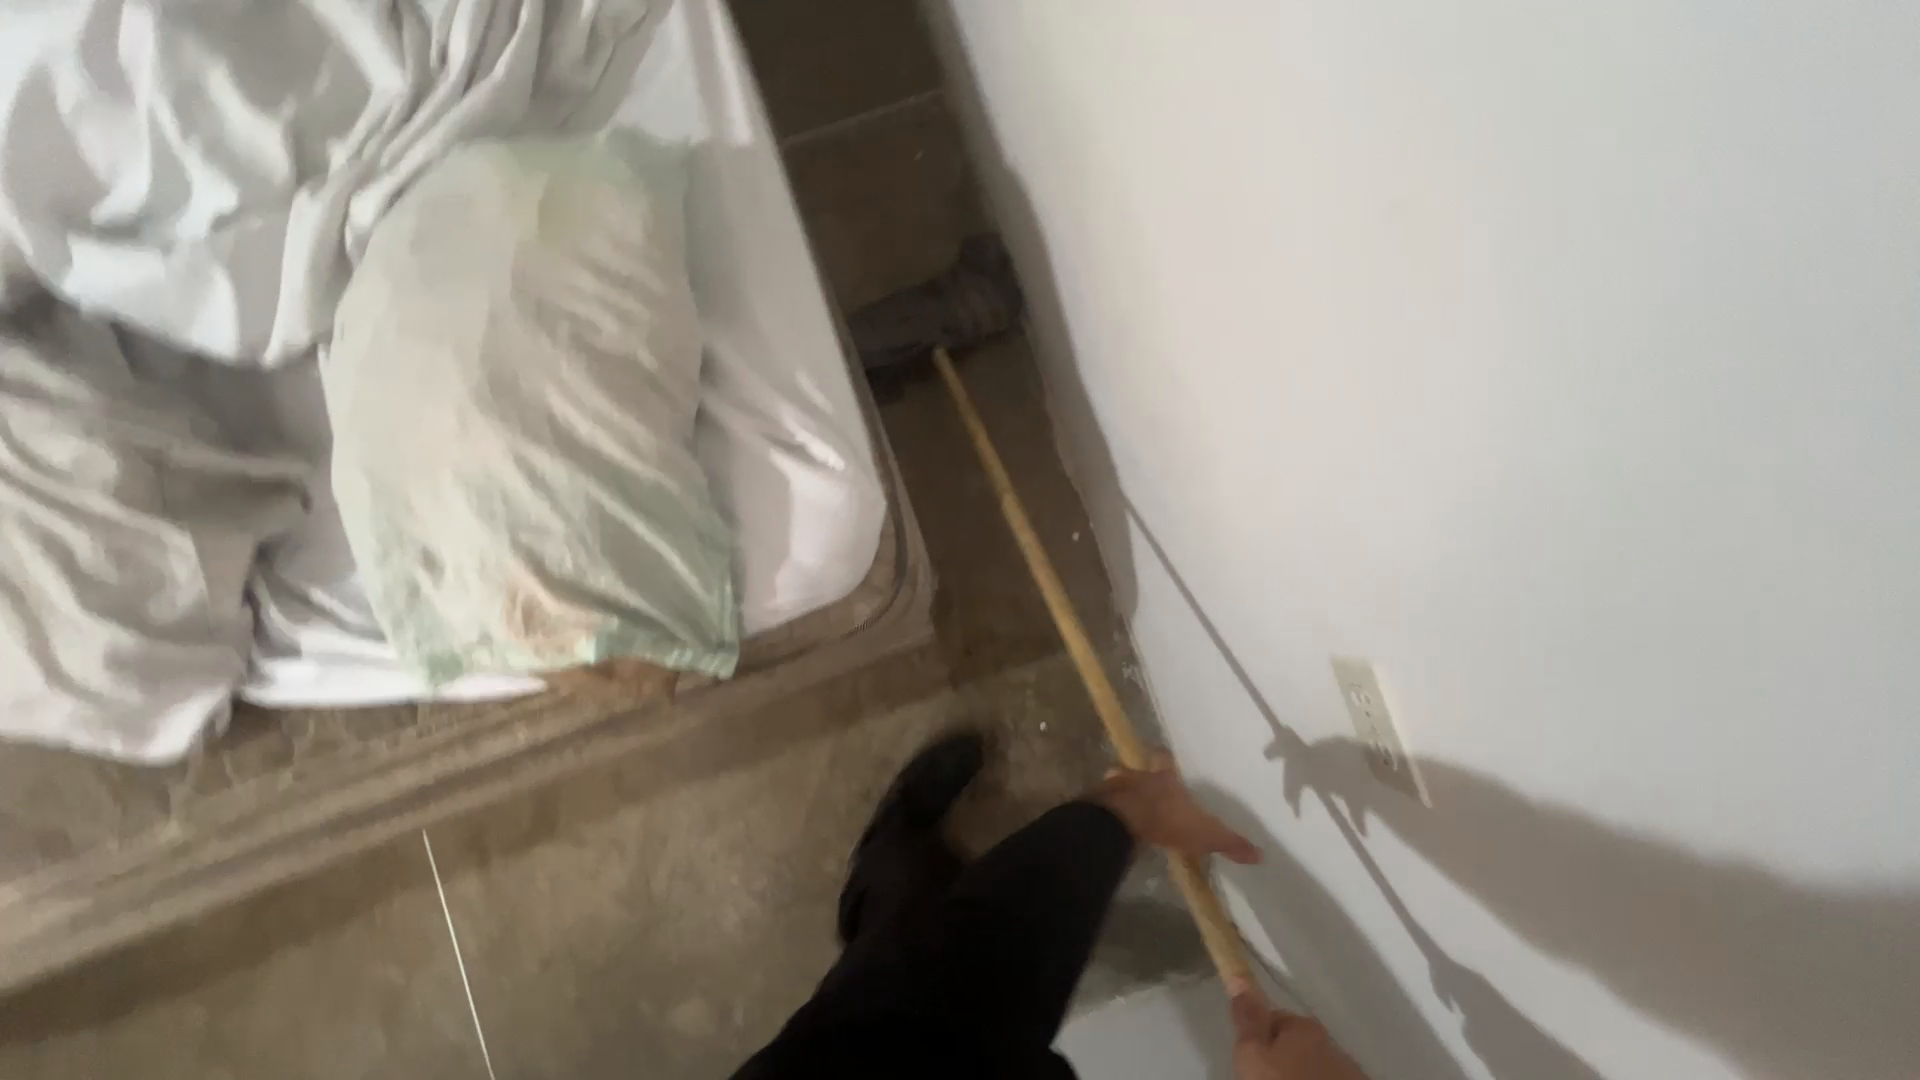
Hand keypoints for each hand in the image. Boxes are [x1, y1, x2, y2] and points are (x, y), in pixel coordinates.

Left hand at [1090, 753, 1259, 863]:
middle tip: (1137, 782)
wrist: (1120, 823)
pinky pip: (1100, 804)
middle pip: (1134, 768)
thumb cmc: (1165, 820)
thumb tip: (1259, 853)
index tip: (1163, 755)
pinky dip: (1104, 810)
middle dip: (1135, 774)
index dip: (1164, 758)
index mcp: (1163, 779)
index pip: (1163, 759)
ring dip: (1117, 791)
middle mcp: (1137, 777)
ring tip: (1121, 803)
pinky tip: (1107, 821)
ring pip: (1114, 783)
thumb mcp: (1204, 833)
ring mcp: (1113, 789)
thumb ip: (1229, 842)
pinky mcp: (1097, 806)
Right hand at [1231, 992, 1368, 1079]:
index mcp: (1305, 1026)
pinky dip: (1319, 1079)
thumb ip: (1246, 1017)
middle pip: (1298, 1043)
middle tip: (1268, 1075)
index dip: (1259, 1037)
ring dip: (1305, 1072)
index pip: (1275, 1019)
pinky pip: (1331, 1078)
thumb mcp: (1251, 1054)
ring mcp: (1351, 1072)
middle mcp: (1332, 1042)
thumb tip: (1239, 975)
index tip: (1253, 1059)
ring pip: (1317, 1065)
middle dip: (1284, 1056)